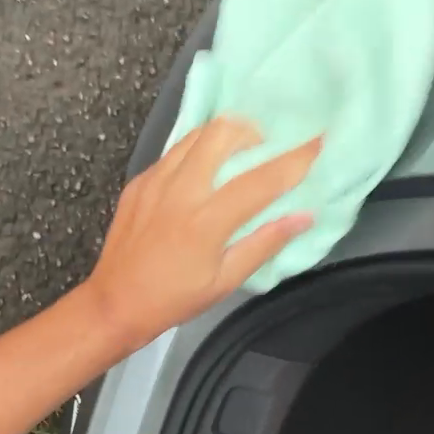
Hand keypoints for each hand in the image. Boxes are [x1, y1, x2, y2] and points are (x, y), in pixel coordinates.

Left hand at [80, 116, 320, 347]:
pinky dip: (194, 153)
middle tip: (262, 148)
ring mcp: (154, 182)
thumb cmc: (174, 299)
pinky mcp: (138, 183)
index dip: (294, 160)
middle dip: (250, 132)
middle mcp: (180, 191)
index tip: (318, 143)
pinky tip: (199, 174)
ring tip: (234, 153)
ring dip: (221, 136)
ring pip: (194, 135)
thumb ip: (264, 244)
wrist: (115, 301)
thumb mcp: (225, 281)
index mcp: (206, 221)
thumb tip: (304, 216)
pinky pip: (172, 153)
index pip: (260, 180)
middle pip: (221, 133)